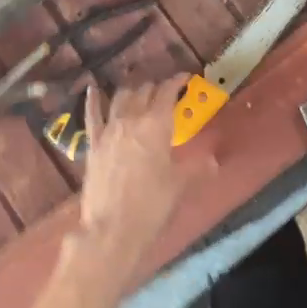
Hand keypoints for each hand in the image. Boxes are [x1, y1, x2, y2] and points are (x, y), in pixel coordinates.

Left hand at [72, 77, 207, 271]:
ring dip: (133, 91)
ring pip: (120, 98)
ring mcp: (109, 129)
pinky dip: (92, 99)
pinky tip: (91, 88)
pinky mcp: (93, 144)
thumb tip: (214, 160)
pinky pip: (91, 115)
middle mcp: (132, 118)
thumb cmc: (152, 205)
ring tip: (140, 91)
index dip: (177, 81)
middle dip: (157, 88)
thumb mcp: (180, 184)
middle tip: (166, 93)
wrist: (112, 230)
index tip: (185, 78)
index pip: (168, 92)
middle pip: (144, 91)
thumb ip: (197, 167)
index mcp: (157, 124)